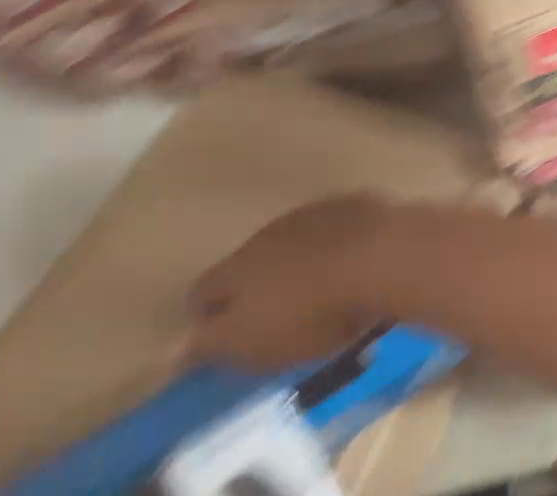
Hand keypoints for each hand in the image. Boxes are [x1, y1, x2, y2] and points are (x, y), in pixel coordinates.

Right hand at [184, 195, 397, 370]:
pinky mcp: (361, 205)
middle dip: (259, 288)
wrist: (386, 256)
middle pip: (251, 263)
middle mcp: (269, 232)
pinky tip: (360, 266)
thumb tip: (170, 352)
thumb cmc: (312, 310)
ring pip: (297, 243)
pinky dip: (343, 247)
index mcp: (235, 266)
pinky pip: (342, 230)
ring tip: (324, 292)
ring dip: (302, 263)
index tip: (223, 343)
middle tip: (281, 318)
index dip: (207, 320)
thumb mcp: (250, 343)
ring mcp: (317, 213)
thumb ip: (208, 345)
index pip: (202, 292)